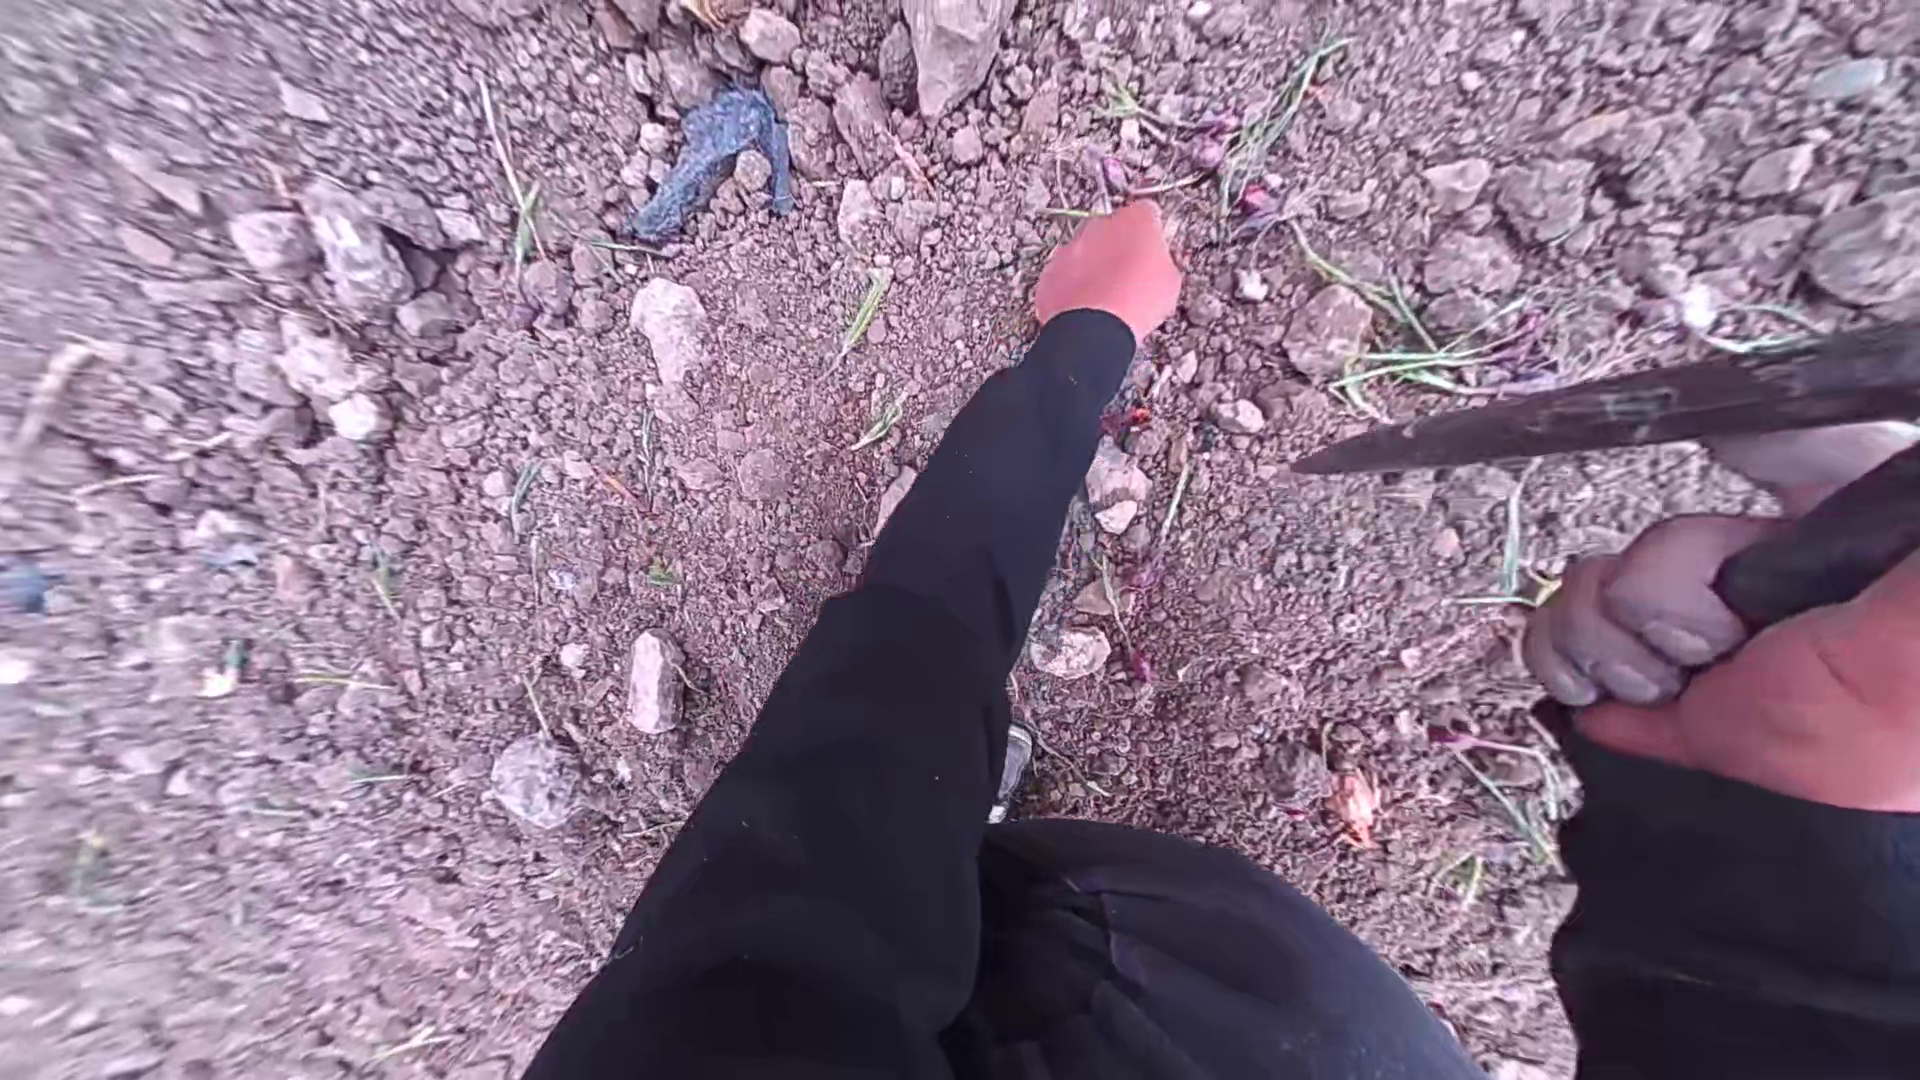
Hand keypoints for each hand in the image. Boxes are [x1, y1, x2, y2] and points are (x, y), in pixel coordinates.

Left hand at [1033, 200, 1181, 343]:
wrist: (1093, 330)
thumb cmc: (1133, 305)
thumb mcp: (1170, 282)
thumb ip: (1164, 262)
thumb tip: (1161, 266)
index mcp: (1136, 219)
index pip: (1147, 213)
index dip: (1151, 234)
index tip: (1151, 250)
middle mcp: (1099, 227)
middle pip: (1110, 230)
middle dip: (1116, 250)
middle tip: (1126, 278)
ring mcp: (1070, 250)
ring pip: (1082, 253)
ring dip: (1091, 269)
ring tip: (1103, 298)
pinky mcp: (1050, 274)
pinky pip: (1060, 277)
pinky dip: (1068, 289)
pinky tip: (1082, 309)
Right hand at [1522, 422, 1919, 810]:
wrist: (1759, 811)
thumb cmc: (1872, 726)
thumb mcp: (1906, 636)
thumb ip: (1902, 550)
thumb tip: (1800, 443)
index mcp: (1829, 545)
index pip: (1815, 457)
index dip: (1771, 441)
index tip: (1733, 444)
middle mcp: (1742, 566)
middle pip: (1659, 539)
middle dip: (1662, 601)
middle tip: (1711, 653)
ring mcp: (1659, 605)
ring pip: (1586, 580)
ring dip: (1610, 645)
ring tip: (1661, 688)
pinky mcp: (1600, 640)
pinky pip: (1544, 620)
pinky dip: (1560, 658)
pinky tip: (1598, 691)